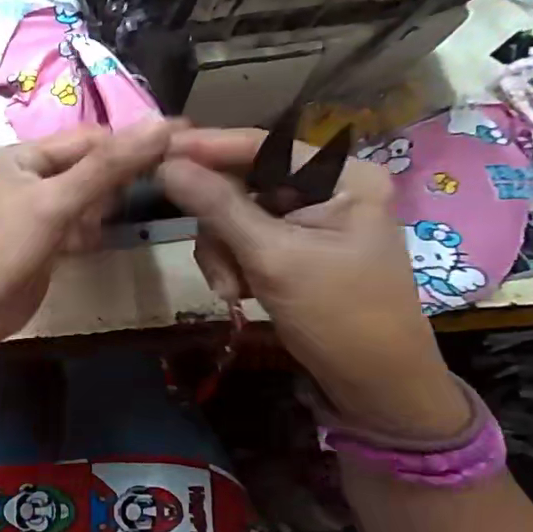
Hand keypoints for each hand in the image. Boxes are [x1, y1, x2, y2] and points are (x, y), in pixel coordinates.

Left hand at [0, 119, 178, 348]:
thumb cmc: (8, 248)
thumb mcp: (57, 202)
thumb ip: (108, 165)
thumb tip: (160, 124)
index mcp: (24, 155)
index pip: (90, 138)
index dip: (132, 142)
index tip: (179, 146)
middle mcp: (30, 174)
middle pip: (91, 164)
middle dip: (117, 179)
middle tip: (157, 188)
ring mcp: (38, 206)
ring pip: (89, 195)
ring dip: (102, 209)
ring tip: (97, 226)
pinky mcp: (46, 236)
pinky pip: (80, 221)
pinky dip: (89, 230)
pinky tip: (86, 244)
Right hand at [157, 128, 468, 443]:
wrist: (375, 385)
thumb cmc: (338, 316)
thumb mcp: (273, 258)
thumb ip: (217, 207)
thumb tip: (166, 166)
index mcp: (341, 177)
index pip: (261, 146)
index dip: (206, 147)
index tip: (157, 152)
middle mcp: (326, 187)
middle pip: (242, 183)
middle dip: (218, 225)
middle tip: (212, 260)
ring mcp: (309, 219)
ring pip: (234, 215)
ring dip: (222, 252)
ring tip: (230, 289)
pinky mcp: (294, 246)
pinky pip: (242, 239)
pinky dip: (232, 265)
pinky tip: (239, 293)